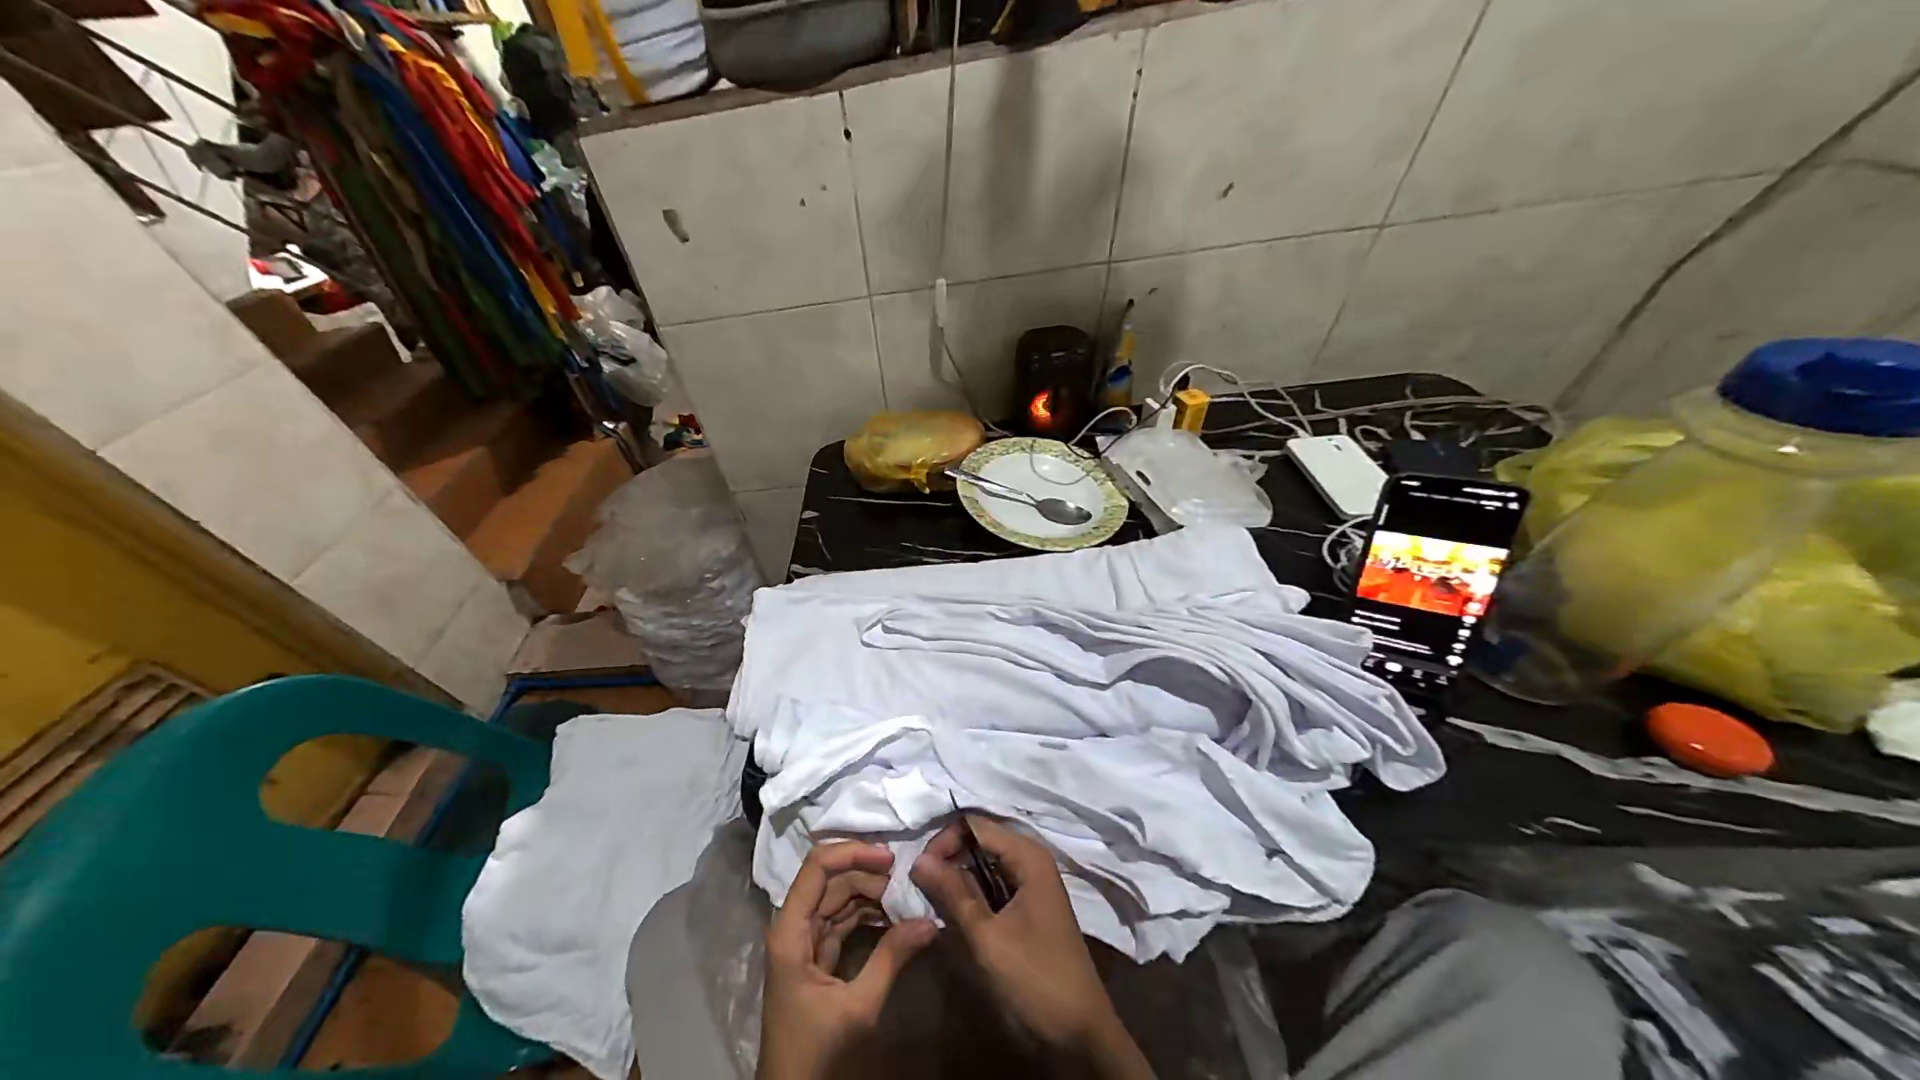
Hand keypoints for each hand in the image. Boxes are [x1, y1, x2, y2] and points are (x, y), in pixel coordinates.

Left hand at [759, 841, 936, 1079]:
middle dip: (869, 874)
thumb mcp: (858, 1007)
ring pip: (838, 900)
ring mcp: (804, 943)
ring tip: (907, 897)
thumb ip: (891, 958)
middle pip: (831, 881)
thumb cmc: (815, 1051)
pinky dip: (868, 916)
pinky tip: (895, 918)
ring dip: (871, 894)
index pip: (817, 868)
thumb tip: (929, 920)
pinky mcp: (816, 958)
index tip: (891, 858)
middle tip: (909, 881)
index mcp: (790, 931)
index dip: (852, 853)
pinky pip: (842, 922)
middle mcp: (793, 928)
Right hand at [911, 816, 1152, 1077]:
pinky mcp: (1026, 904)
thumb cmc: (1035, 979)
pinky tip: (951, 909)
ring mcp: (1030, 882)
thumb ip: (953, 894)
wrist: (1080, 1032)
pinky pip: (991, 883)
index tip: (919, 871)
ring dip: (956, 875)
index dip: (943, 840)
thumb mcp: (987, 938)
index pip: (974, 825)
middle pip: (979, 839)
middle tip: (920, 885)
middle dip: (947, 856)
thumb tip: (918, 859)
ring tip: (930, 897)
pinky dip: (970, 891)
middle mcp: (1031, 859)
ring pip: (983, 862)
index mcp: (1028, 856)